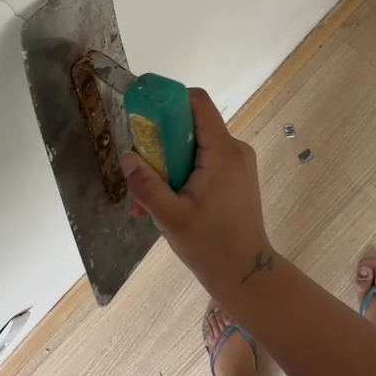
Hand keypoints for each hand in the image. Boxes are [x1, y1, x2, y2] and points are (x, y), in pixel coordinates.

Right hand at [120, 88, 275, 292]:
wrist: (247, 275)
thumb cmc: (211, 246)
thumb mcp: (171, 218)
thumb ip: (147, 186)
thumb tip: (127, 156)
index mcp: (222, 152)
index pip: (197, 102)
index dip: (168, 100)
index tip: (144, 114)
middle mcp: (234, 149)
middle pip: (191, 124)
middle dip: (161, 143)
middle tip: (144, 170)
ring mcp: (237, 162)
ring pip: (194, 145)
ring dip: (169, 165)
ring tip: (153, 199)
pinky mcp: (236, 175)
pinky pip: (204, 161)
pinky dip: (183, 174)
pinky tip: (170, 203)